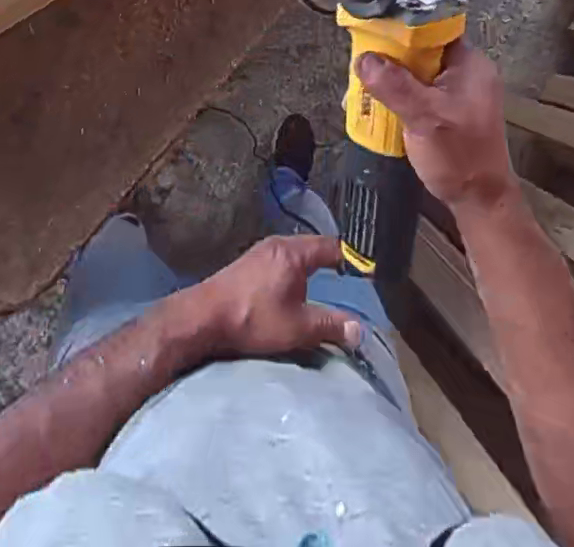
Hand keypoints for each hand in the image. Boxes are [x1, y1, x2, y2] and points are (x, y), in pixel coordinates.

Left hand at [167, 235, 360, 356]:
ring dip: (310, 266)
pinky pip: (280, 260)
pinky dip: (294, 270)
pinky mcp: (247, 264)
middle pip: (312, 246)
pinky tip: (295, 287)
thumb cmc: (254, 318)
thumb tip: (359, 329)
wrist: (204, 316)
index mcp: (292, 252)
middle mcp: (276, 245)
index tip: (368, 272)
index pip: (331, 246)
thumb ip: (332, 325)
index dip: (352, 258)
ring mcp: (258, 252)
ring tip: (328, 283)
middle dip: (332, 260)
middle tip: (352, 277)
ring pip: (294, 253)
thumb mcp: (299, 327)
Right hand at [355, 41, 518, 213]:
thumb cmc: (460, 156)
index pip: (433, 29)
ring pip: (411, 71)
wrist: (478, 200)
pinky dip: (392, 95)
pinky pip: (412, 90)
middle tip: (359, 66)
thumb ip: (395, 85)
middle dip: (386, 57)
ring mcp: (453, 91)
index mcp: (469, 64)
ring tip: (359, 88)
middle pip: (417, 49)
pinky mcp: (442, 109)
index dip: (401, 27)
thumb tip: (363, 58)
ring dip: (385, 79)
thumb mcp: (425, 117)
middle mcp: (463, 72)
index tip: (370, 33)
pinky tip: (372, 104)